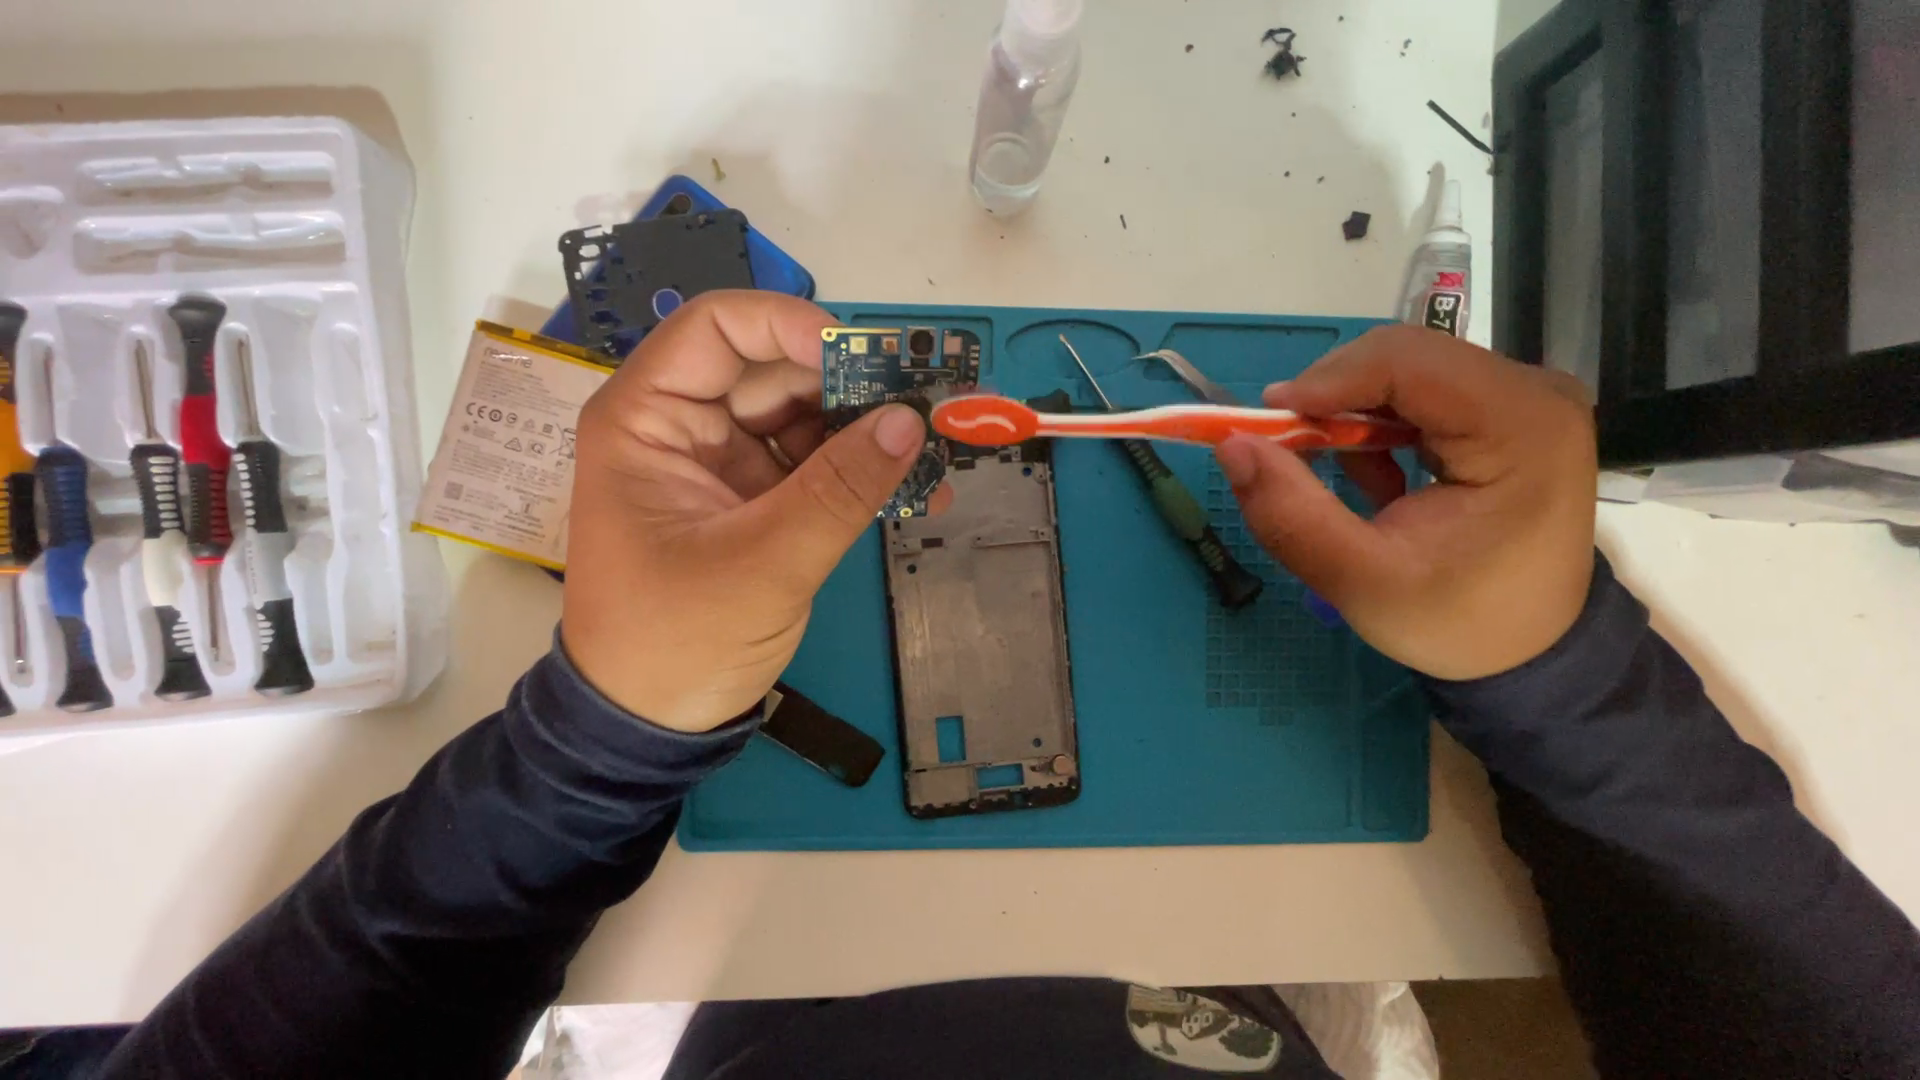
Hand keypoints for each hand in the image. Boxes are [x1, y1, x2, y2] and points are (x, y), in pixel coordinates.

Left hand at [560, 291, 928, 731]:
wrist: (654, 724)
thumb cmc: (677, 641)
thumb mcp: (762, 564)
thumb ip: (839, 490)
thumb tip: (909, 420)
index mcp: (649, 419)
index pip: (717, 329)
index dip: (791, 324)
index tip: (864, 357)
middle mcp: (687, 426)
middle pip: (776, 370)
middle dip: (850, 384)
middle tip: (923, 405)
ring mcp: (728, 464)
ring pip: (807, 416)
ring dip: (868, 429)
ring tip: (932, 450)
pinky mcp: (761, 500)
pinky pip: (820, 465)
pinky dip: (864, 472)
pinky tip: (916, 488)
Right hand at [1215, 326, 1596, 680]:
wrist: (1529, 651)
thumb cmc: (1457, 620)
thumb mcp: (1361, 581)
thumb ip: (1292, 515)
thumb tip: (1231, 446)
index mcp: (1520, 428)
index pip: (1406, 362)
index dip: (1326, 381)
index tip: (1266, 423)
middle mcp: (1532, 394)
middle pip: (1404, 358)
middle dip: (1332, 399)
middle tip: (1285, 452)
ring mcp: (1522, 398)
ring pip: (1404, 370)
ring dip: (1350, 416)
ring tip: (1337, 479)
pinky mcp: (1505, 411)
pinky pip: (1418, 391)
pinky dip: (1375, 426)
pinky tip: (1378, 478)